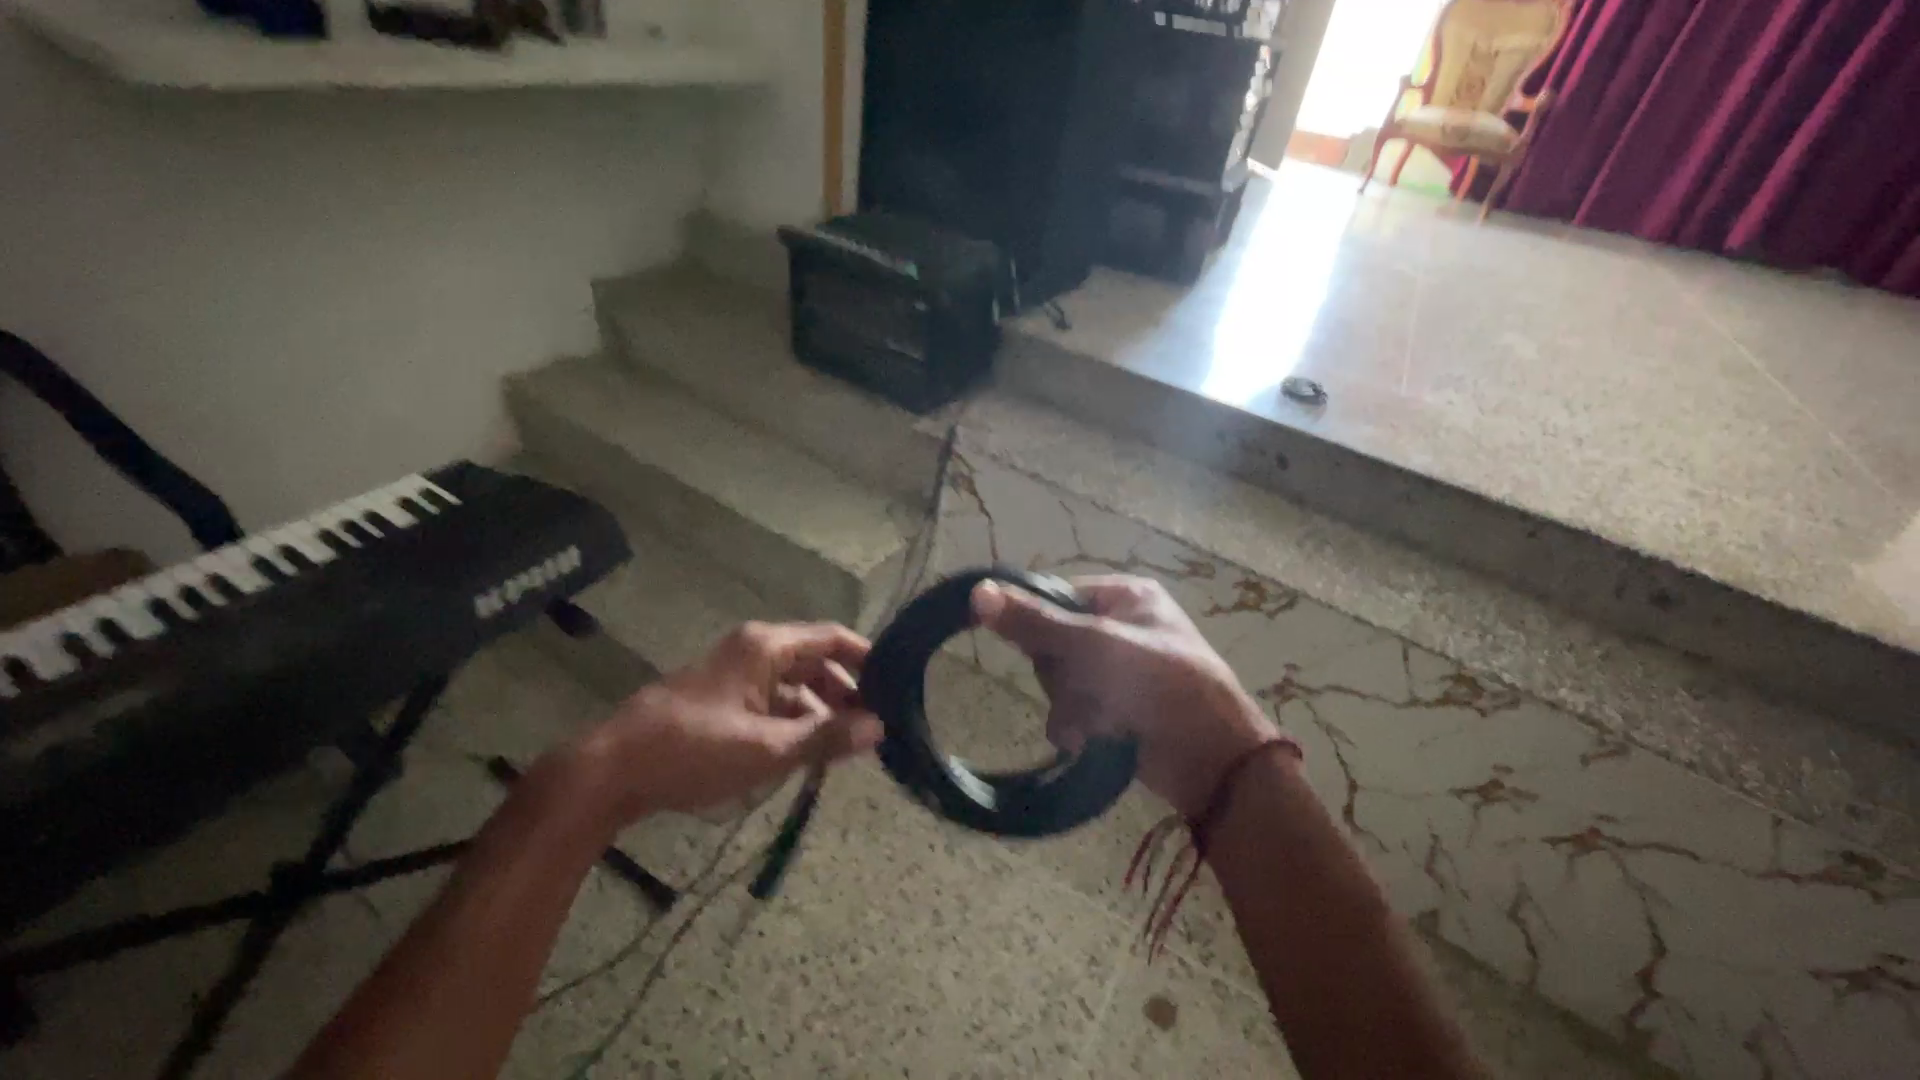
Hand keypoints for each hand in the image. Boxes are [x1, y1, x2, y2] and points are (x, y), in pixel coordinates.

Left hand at [568, 621, 883, 823]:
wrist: (612, 770)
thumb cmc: (694, 751)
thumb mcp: (768, 749)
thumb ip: (826, 737)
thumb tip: (880, 727)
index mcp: (766, 647)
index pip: (833, 638)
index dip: (868, 660)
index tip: (898, 688)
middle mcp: (753, 650)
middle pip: (815, 661)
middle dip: (847, 691)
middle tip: (875, 727)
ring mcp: (734, 674)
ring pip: (793, 684)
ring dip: (820, 710)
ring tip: (844, 747)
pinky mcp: (720, 699)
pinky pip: (771, 701)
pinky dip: (793, 721)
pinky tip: (803, 754)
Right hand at [973, 575, 1277, 819]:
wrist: (1214, 759)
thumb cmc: (1162, 684)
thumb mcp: (1097, 645)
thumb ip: (1036, 623)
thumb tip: (976, 593)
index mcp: (1125, 596)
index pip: (1056, 596)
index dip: (1039, 622)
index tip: (1035, 646)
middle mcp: (1119, 628)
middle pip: (1052, 642)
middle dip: (1063, 674)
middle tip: (1086, 686)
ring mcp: (1117, 672)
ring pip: (1058, 680)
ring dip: (1070, 705)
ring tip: (1097, 720)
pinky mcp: (1114, 709)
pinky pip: (1070, 709)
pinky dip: (1076, 726)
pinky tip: (1092, 740)